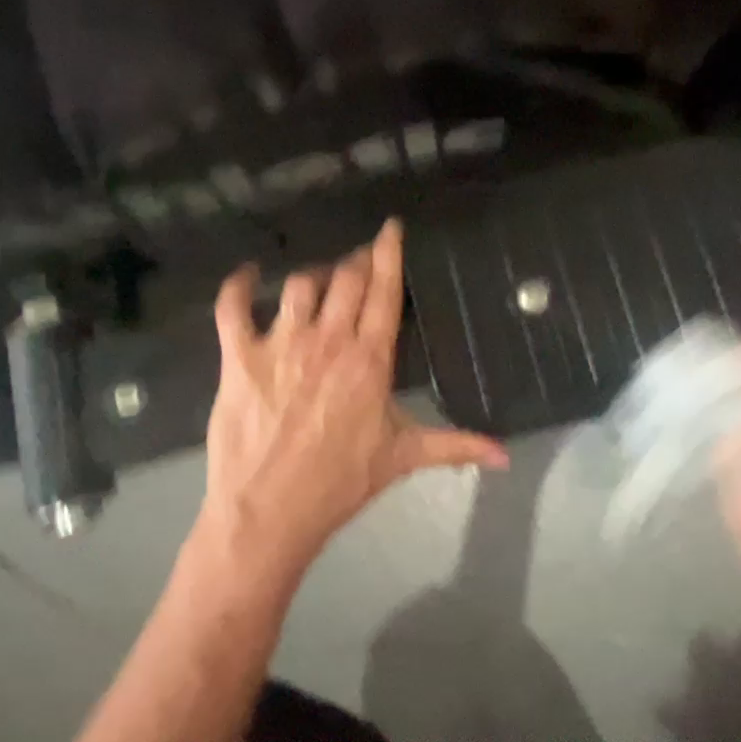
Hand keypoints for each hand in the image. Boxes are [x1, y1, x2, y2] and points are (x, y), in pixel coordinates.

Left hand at [197, 219, 509, 595]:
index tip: (390, 227)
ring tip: (321, 280)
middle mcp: (328, 340)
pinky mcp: (238, 358)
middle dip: (357, 260)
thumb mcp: (404, 458)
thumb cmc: (340, 483)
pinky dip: (238, 285)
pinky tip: (247, 275)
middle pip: (346, 278)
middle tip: (362, 258)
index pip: (384, 290)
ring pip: (300, 285)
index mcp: (370, 359)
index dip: (389, 252)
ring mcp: (280, 345)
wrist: (267, 514)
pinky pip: (233, 307)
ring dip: (315, 275)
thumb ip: (458, 446)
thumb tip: (507, 456)